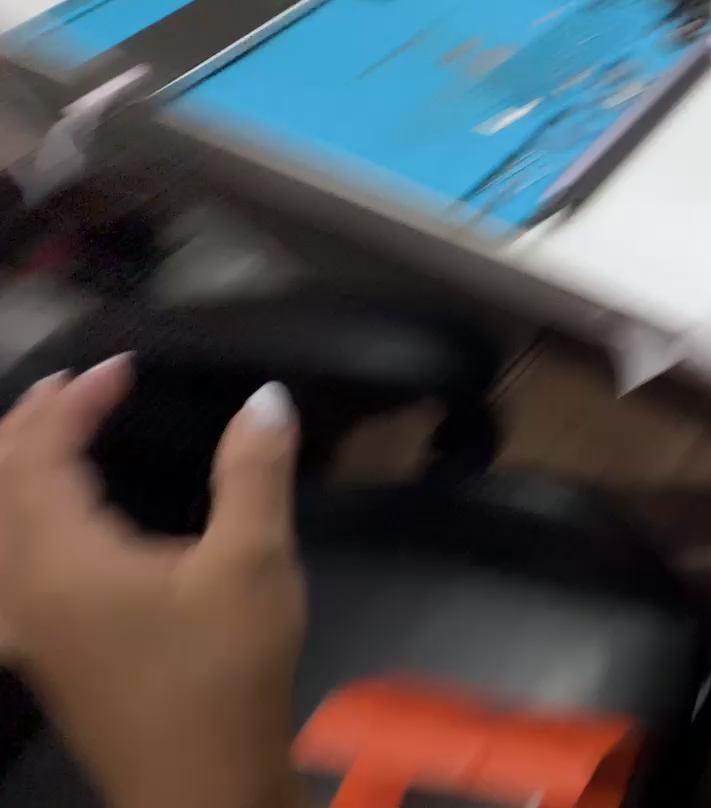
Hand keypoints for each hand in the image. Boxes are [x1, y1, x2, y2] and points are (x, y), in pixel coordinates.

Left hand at [0, 356, 305, 807]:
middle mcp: (21, 588)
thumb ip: (254, 474)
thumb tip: (265, 398)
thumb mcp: (255, 558)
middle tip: (75, 385)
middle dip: (29, 430)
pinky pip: (11, 557)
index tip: (119, 366)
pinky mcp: (47, 642)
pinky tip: (56, 527)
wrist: (198, 765)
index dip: (70, 408)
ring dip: (18, 471)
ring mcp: (26, 622)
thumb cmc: (227, 657)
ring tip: (51, 436)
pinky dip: (25, 515)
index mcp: (62, 562)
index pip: (36, 464)